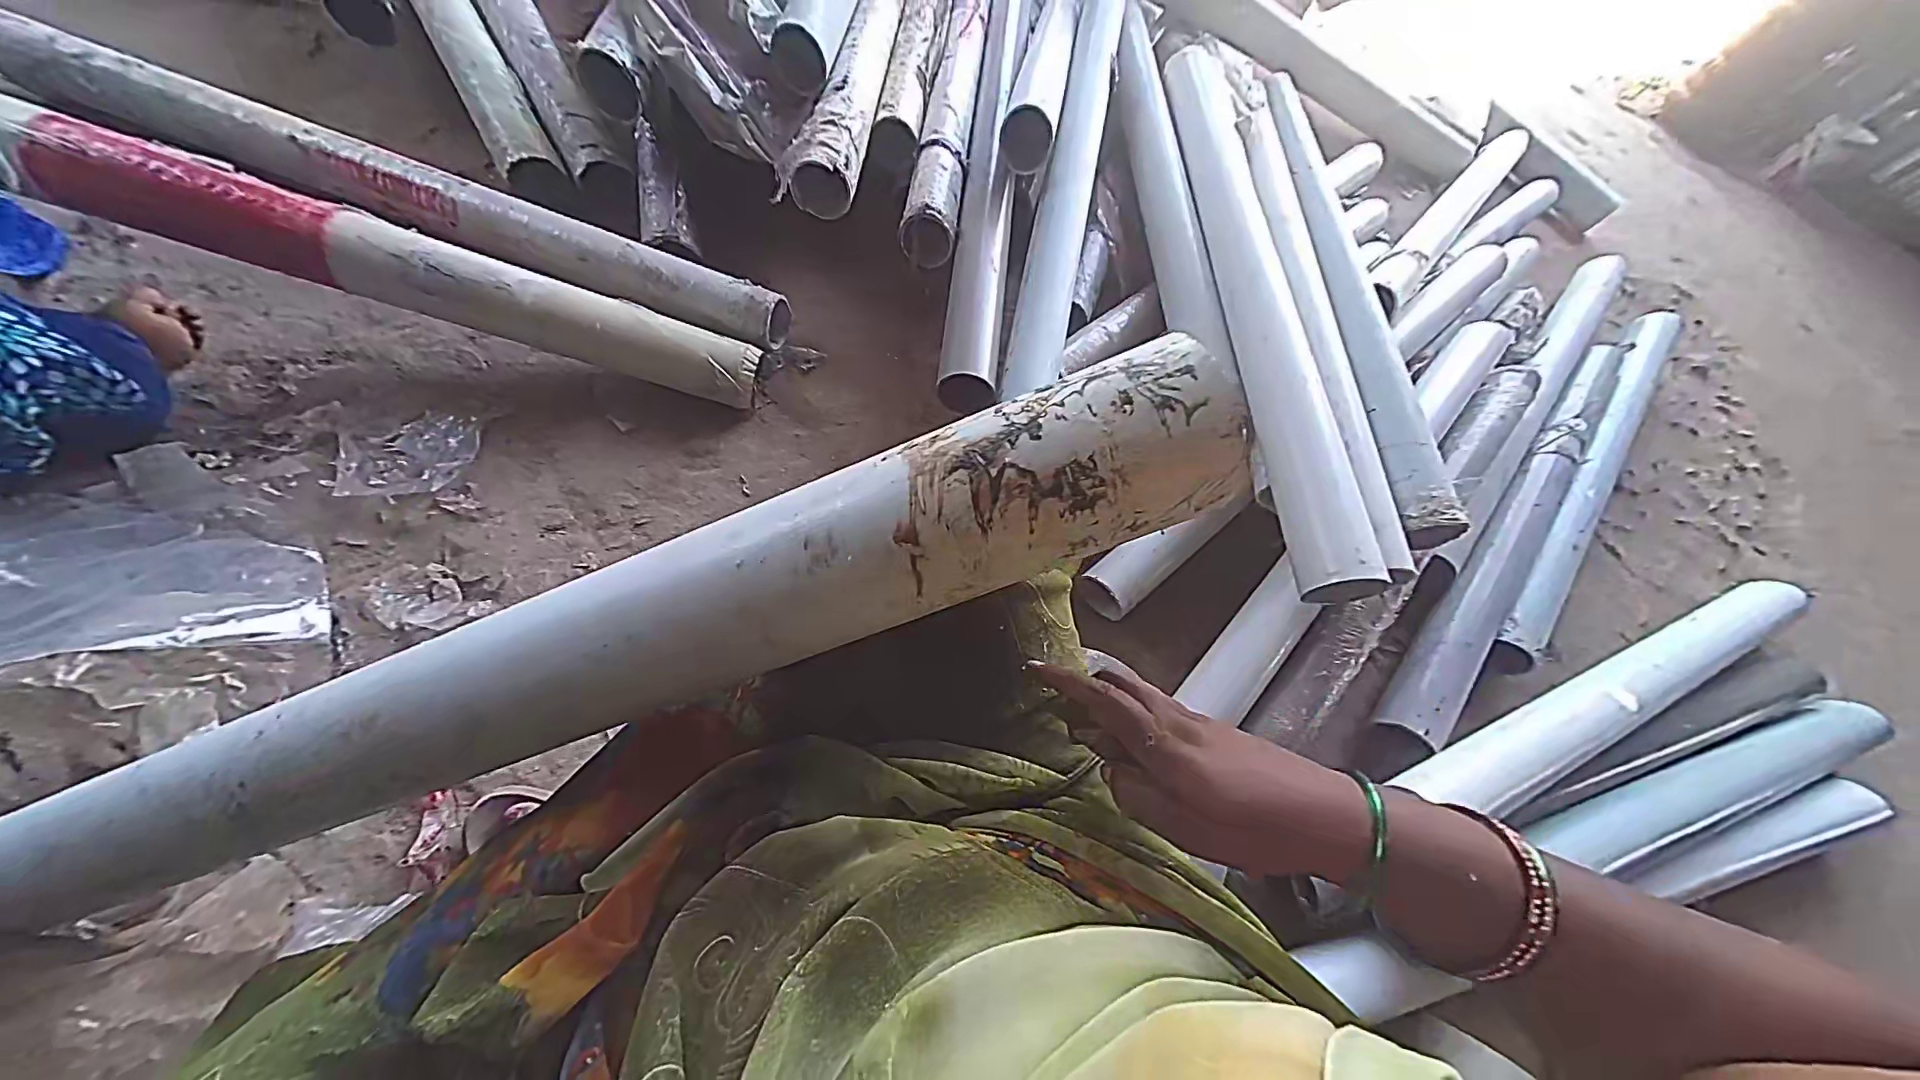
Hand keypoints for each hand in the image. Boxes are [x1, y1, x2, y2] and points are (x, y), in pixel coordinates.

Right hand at [1027, 661, 1372, 881]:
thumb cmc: (1253, 826)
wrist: (1324, 812)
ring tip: (1096, 734)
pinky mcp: (1211, 730)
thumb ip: (1136, 794)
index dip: (1066, 682)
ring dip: (1110, 703)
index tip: (1036, 669)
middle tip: (1062, 708)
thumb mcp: (1184, 826)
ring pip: (1140, 695)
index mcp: (1163, 742)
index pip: (1103, 700)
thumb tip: (1111, 771)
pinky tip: (1139, 748)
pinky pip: (1159, 710)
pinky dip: (1134, 716)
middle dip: (1085, 686)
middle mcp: (1176, 720)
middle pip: (1120, 683)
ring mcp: (1196, 721)